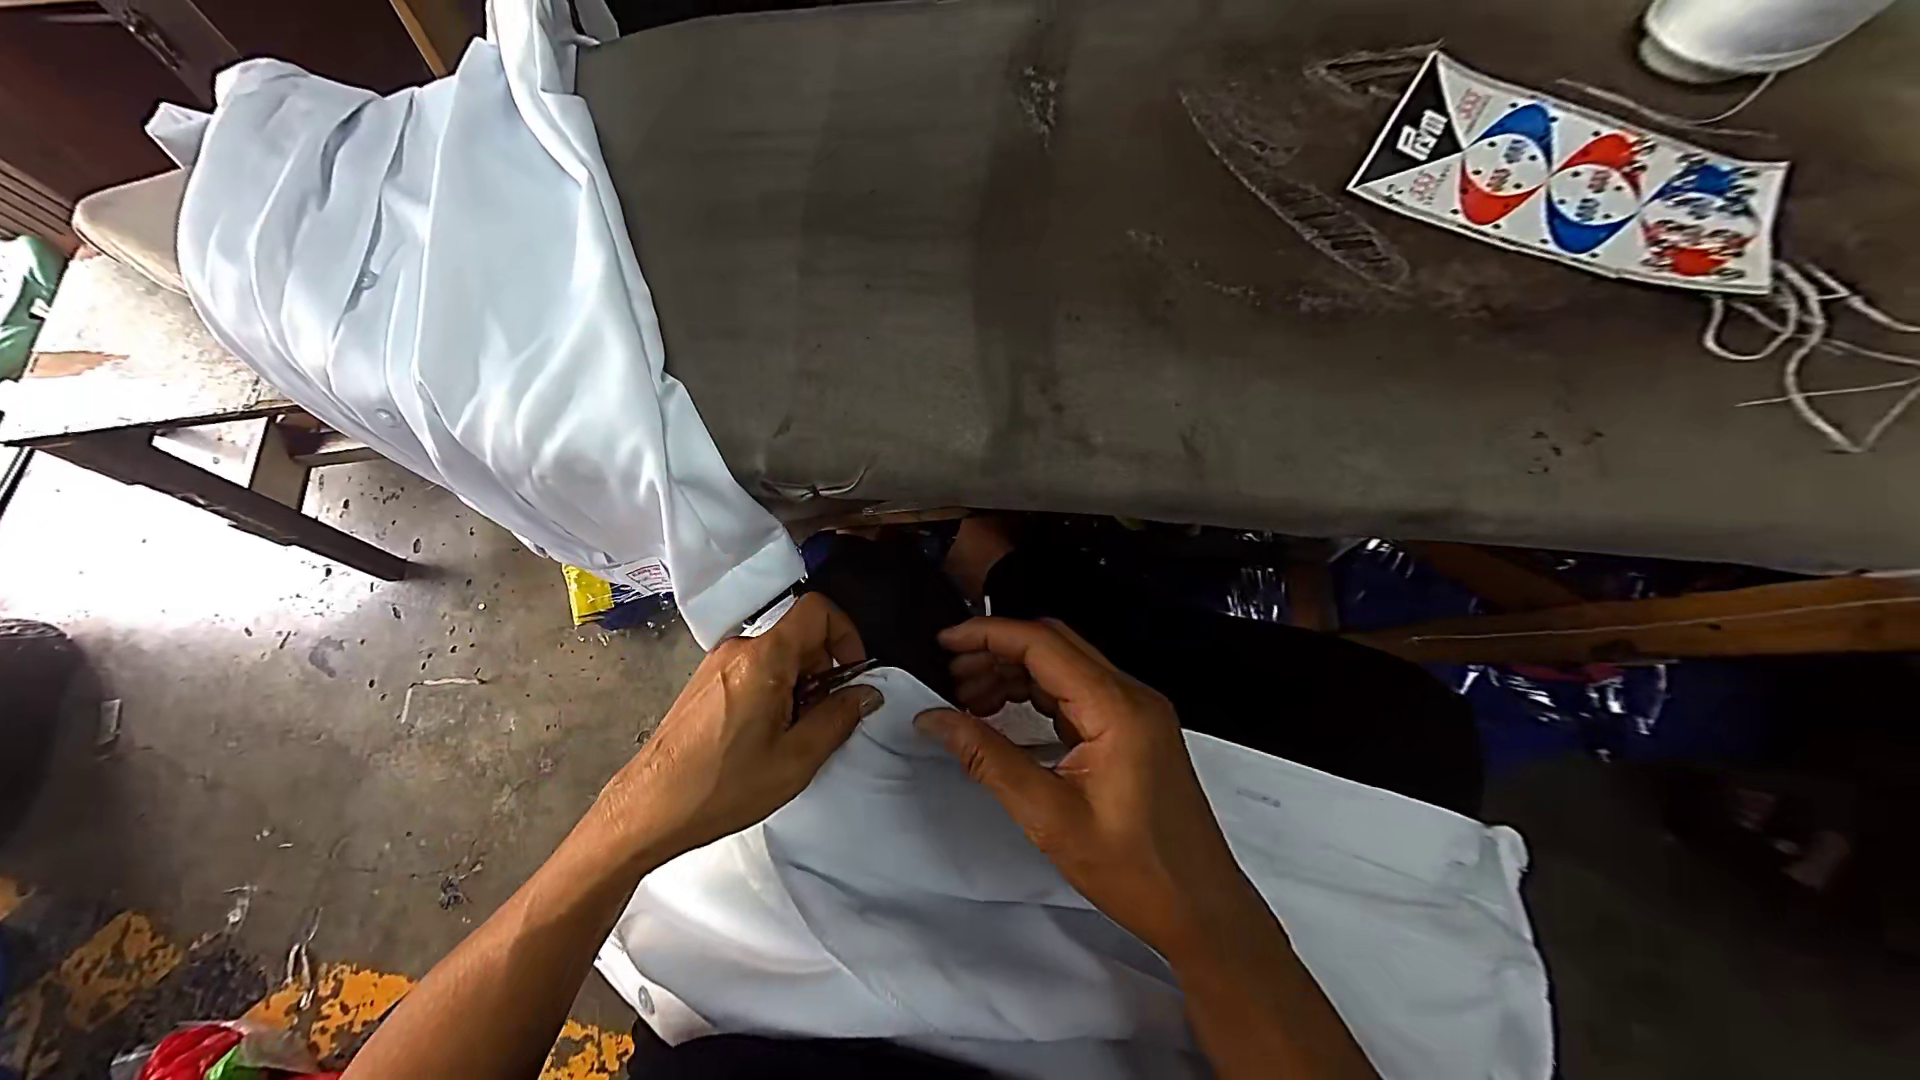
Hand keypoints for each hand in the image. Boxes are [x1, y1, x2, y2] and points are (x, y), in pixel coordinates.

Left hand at [599, 593, 881, 860]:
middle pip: (801, 636)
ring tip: (792, 734)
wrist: (648, 809)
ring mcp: (720, 664)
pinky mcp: (709, 681)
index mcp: (764, 659)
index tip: (852, 671)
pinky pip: (757, 669)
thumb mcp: (797, 759)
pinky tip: (767, 736)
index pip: (818, 610)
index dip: (847, 634)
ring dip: (800, 685)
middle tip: (825, 716)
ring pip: (780, 655)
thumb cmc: (714, 787)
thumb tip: (865, 694)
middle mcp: (739, 650)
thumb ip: (841, 717)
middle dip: (825, 670)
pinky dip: (776, 691)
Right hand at [915, 617, 1262, 956]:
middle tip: (952, 678)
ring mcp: (1134, 710)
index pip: (1043, 643)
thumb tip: (937, 720)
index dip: (988, 635)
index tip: (947, 642)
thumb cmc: (1139, 870)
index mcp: (1117, 708)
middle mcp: (1130, 696)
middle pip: (1052, 645)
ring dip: (1014, 674)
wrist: (1200, 907)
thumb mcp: (1049, 816)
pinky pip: (1075, 692)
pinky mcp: (1130, 727)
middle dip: (996, 652)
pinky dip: (1035, 695)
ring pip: (1062, 666)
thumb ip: (988, 759)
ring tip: (969, 700)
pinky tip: (1004, 714)